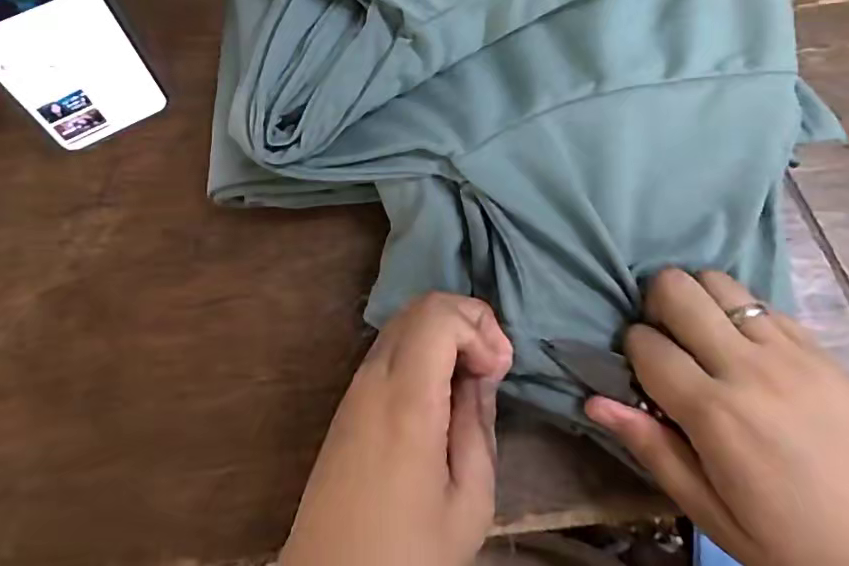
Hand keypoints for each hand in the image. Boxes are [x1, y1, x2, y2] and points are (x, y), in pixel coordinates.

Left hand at [279, 293, 513, 565]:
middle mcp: (374, 376)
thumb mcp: (468, 502)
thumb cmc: (407, 551)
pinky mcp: (349, 399)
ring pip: (405, 320)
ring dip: (446, 331)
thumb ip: (479, 425)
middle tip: (494, 365)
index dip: (479, 326)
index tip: (499, 369)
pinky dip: (424, 346)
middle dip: (468, 320)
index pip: (439, 314)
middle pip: (421, 306)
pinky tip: (443, 388)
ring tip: (473, 375)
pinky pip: (391, 346)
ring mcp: (356, 384)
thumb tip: (480, 374)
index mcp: (405, 397)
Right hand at [587, 270, 848, 565]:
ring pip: (718, 280)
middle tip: (665, 339)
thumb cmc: (796, 548)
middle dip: (655, 303)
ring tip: (703, 336)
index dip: (631, 351)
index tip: (641, 373)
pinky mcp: (820, 349)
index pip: (645, 343)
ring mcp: (788, 352)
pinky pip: (763, 302)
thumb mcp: (715, 516)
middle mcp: (747, 367)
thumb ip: (653, 450)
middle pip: (675, 287)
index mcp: (716, 414)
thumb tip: (593, 401)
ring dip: (698, 298)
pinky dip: (741, 311)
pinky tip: (747, 347)